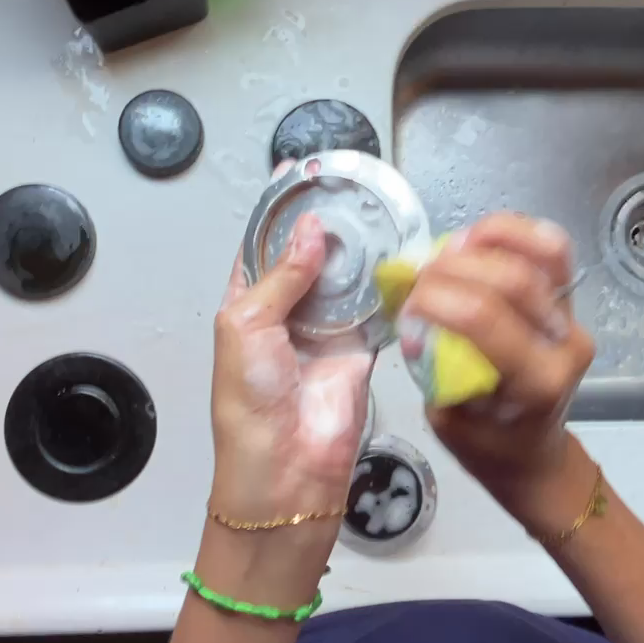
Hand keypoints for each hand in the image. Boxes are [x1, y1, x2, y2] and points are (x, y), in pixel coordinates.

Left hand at [205, 213, 374, 602]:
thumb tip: (311, 230)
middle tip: (348, 185)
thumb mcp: (246, 327)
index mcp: (247, 303)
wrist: (288, 470)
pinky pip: (374, 307)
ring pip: (343, 276)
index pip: (260, 245)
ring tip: (374, 206)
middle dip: (323, 222)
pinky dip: (385, 282)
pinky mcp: (361, 347)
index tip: (297, 172)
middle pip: (307, 256)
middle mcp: (287, 311)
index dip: (276, 211)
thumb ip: (281, 276)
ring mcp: (325, 328)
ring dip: (355, 247)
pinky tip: (397, 249)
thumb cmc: (250, 400)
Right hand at [400, 214, 596, 535]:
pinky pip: (549, 252)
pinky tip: (477, 238)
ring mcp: (573, 319)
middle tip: (420, 276)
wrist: (533, 454)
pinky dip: (513, 234)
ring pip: (545, 254)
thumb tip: (414, 314)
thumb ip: (434, 363)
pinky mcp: (568, 301)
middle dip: (455, 267)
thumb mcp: (447, 417)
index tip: (408, 305)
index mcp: (536, 382)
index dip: (437, 300)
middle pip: (515, 280)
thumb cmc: (486, 444)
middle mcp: (564, 344)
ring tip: (450, 247)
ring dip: (489, 239)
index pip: (486, 320)